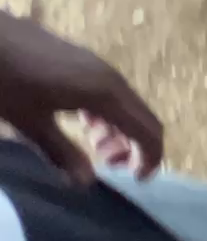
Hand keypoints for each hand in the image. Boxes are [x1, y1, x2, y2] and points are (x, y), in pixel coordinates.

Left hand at [0, 13, 163, 183]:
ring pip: (127, 106)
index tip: (133, 178)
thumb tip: (85, 182)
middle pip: (144, 120)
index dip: (149, 159)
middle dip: (135, 146)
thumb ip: (59, 151)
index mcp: (107, 96)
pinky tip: (76, 116)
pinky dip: (105, 112)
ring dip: (119, 129)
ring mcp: (96, 65)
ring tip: (90, 142)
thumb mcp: (24, 118)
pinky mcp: (80, 57)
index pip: (149, 134)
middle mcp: (113, 80)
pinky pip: (109, 91)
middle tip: (108, 162)